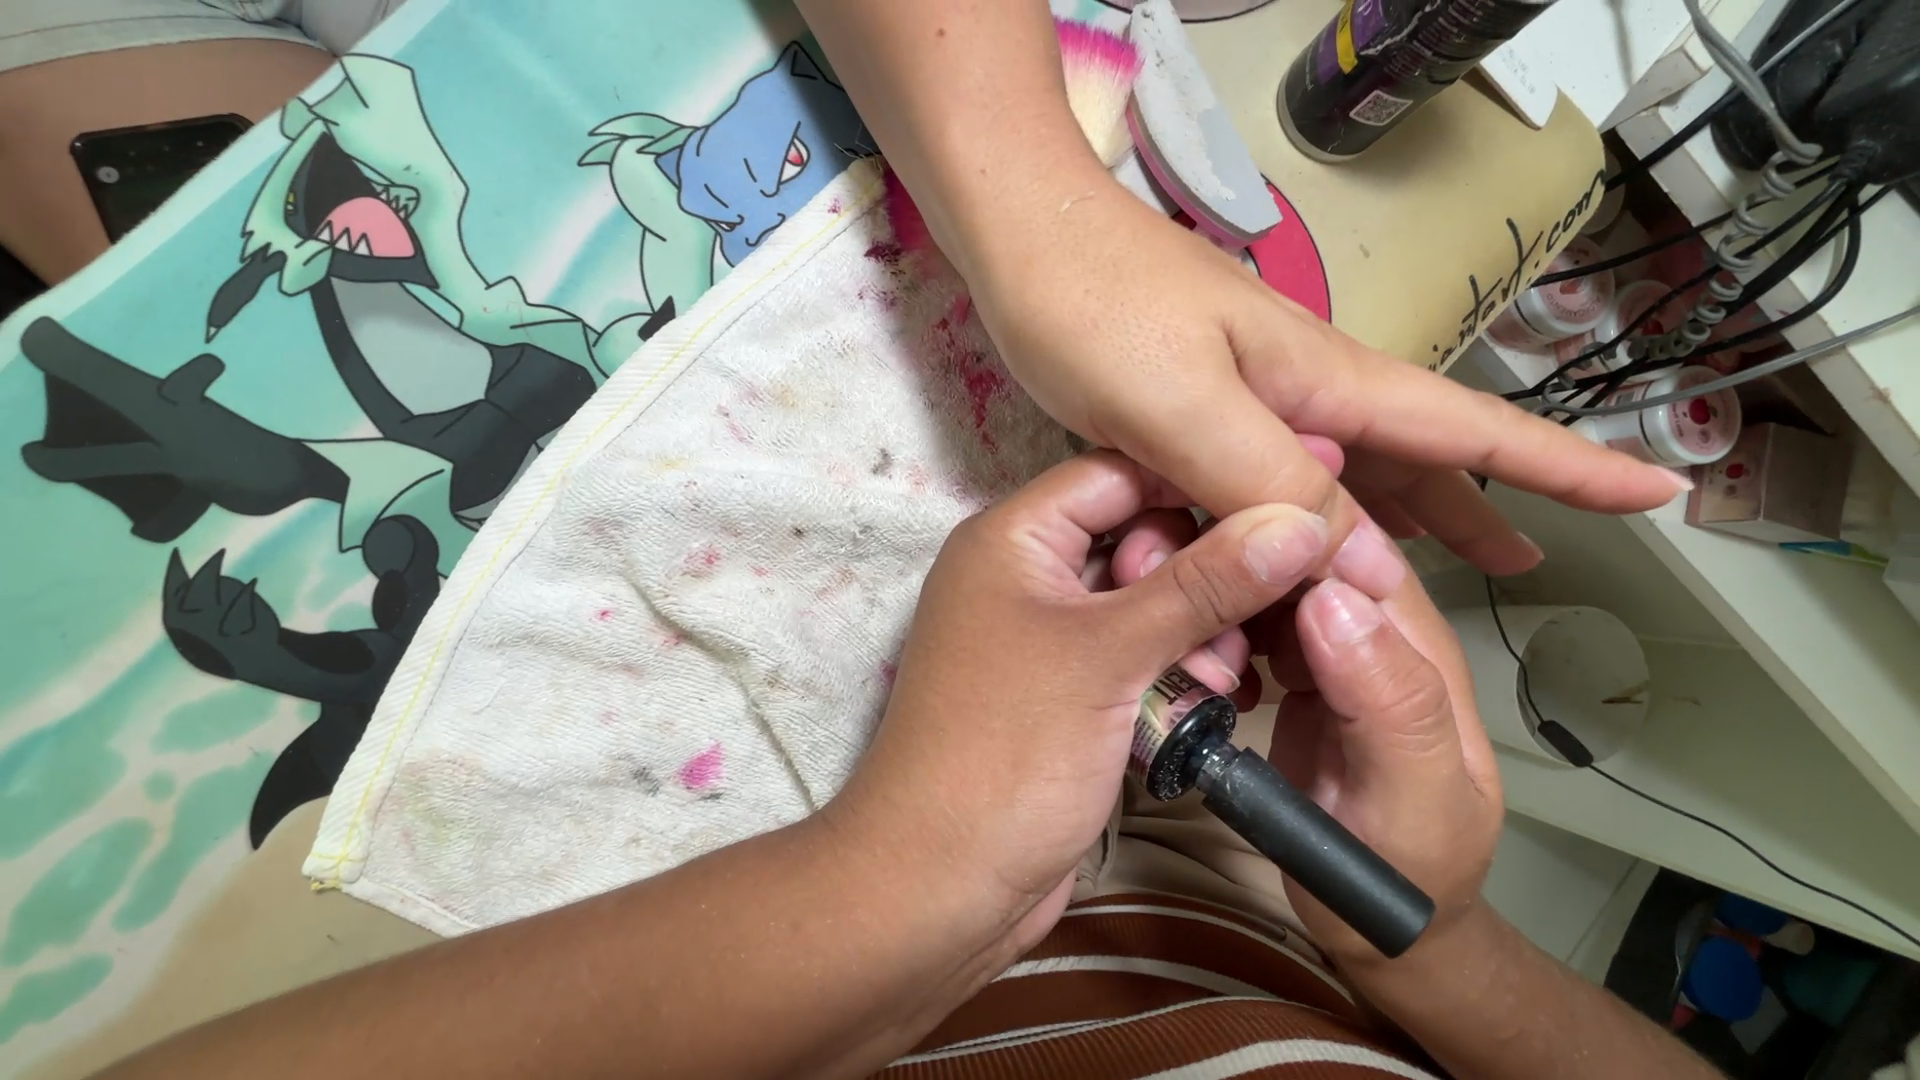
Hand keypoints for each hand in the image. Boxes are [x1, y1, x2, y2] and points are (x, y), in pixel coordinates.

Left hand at [830, 451, 1331, 950]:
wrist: (942, 886)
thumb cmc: (1008, 751)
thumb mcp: (1108, 655)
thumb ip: (1204, 583)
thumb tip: (1298, 518)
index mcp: (1011, 538)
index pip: (1118, 472)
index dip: (1199, 478)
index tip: (1289, 498)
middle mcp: (1025, 575)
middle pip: (1138, 536)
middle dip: (1200, 574)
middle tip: (1240, 623)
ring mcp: (1046, 637)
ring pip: (1145, 602)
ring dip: (1193, 631)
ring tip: (1216, 678)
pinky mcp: (1068, 693)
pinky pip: (1136, 655)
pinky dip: (1173, 670)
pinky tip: (1205, 702)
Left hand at [954, 171, 1687, 584]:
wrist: (1021, 247)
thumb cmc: (1095, 312)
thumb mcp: (1184, 405)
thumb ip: (1269, 480)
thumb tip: (1365, 565)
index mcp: (1317, 384)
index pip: (1463, 427)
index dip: (1556, 467)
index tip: (1651, 495)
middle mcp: (1294, 392)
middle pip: (1408, 457)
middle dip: (1470, 509)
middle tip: (1524, 564)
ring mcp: (1243, 399)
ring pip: (1339, 470)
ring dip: (1388, 516)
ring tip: (1430, 566)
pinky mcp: (1191, 411)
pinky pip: (1269, 476)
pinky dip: (1298, 515)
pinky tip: (1295, 538)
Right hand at [1107, 512, 1502, 963]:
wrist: (1386, 921)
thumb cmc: (1412, 869)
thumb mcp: (1417, 799)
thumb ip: (1392, 702)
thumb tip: (1328, 597)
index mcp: (1412, 643)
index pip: (1351, 550)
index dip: (1284, 524)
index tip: (1207, 525)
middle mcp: (1368, 631)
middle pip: (1298, 558)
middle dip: (1234, 555)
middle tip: (1164, 571)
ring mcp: (1324, 652)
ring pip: (1263, 587)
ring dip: (1216, 591)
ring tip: (1170, 613)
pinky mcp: (1289, 673)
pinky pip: (1245, 627)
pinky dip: (1212, 630)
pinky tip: (1188, 651)